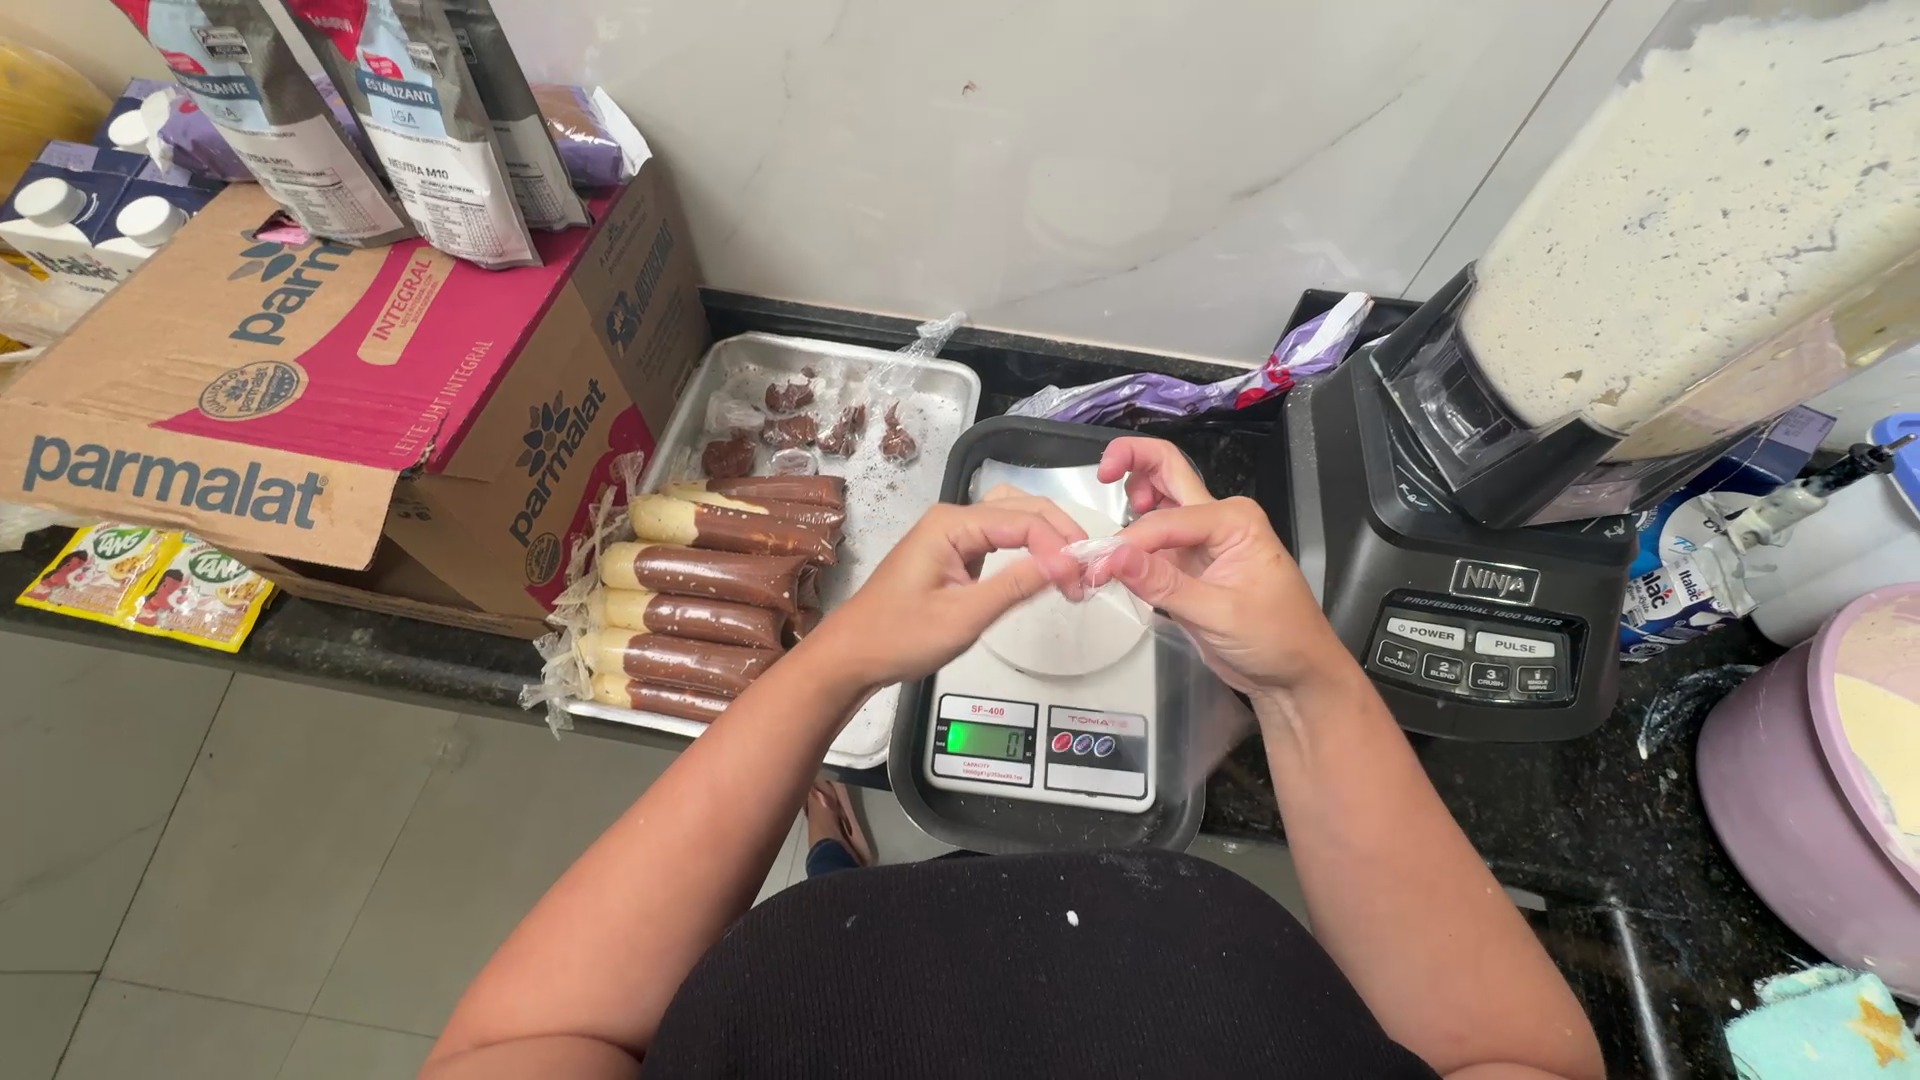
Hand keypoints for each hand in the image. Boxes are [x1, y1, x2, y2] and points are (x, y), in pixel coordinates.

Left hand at [807, 498, 1087, 688]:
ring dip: (1045, 536)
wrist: (853, 654)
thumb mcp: (963, 617)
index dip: (1060, 548)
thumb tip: (1065, 564)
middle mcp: (951, 519)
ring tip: (1072, 567)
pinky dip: (1026, 547)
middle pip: (1022, 508)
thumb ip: (1016, 586)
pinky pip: (998, 537)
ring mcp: (951, 533)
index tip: (1083, 583)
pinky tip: (1043, 567)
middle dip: (1060, 536)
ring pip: (1012, 517)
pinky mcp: (953, 552)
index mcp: (951, 524)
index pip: (1024, 521)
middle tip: (1088, 574)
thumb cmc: (898, 637)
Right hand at [1094, 439, 1356, 707]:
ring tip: (1109, 524)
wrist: (1295, 674)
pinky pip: (1153, 540)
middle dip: (1133, 460)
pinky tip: (1116, 558)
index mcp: (1233, 519)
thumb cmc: (1276, 639)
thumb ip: (1162, 584)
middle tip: (1103, 471)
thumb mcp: (1218, 614)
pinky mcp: (1188, 563)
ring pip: (1159, 499)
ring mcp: (1201, 540)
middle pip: (1169, 470)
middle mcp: (1217, 518)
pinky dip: (1131, 540)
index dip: (1130, 541)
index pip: (1166, 519)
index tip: (1101, 568)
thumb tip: (1112, 558)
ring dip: (1131, 499)